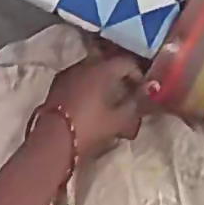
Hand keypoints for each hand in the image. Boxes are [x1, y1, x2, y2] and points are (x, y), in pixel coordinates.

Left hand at [41, 40, 147, 159]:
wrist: (51, 142)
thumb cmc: (89, 128)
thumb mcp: (119, 119)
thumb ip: (137, 101)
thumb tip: (152, 88)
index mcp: (103, 68)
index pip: (127, 62)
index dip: (138, 74)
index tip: (142, 90)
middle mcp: (85, 64)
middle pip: (108, 63)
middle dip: (119, 75)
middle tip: (127, 91)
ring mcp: (69, 72)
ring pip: (92, 69)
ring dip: (102, 79)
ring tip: (109, 98)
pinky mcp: (56, 84)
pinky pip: (78, 78)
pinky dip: (87, 85)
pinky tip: (90, 101)